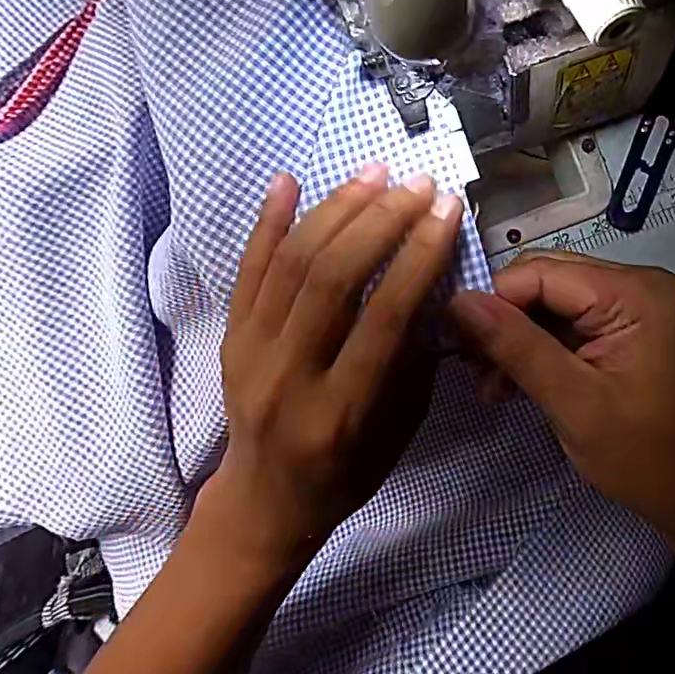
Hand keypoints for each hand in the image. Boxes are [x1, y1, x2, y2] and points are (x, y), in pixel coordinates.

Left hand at [197, 164, 463, 571]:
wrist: (263, 500)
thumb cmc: (345, 471)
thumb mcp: (399, 428)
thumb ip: (412, 356)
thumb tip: (426, 278)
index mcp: (340, 409)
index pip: (384, 313)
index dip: (419, 253)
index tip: (445, 209)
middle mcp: (288, 374)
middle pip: (333, 276)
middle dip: (381, 220)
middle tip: (415, 185)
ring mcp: (249, 351)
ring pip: (292, 262)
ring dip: (337, 208)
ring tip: (373, 173)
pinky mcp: (229, 335)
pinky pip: (248, 268)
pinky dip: (268, 220)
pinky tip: (288, 180)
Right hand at [448, 252, 674, 544]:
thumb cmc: (643, 457)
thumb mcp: (572, 402)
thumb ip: (516, 346)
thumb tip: (457, 302)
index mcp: (636, 293)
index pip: (542, 273)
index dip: (493, 300)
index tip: (456, 339)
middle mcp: (638, 283)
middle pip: (545, 281)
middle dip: (502, 321)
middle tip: (471, 365)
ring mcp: (634, 303)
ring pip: (550, 301)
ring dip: (515, 338)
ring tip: (490, 384)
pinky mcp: (626, 325)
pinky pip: (567, 320)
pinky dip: (537, 347)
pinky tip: (512, 382)